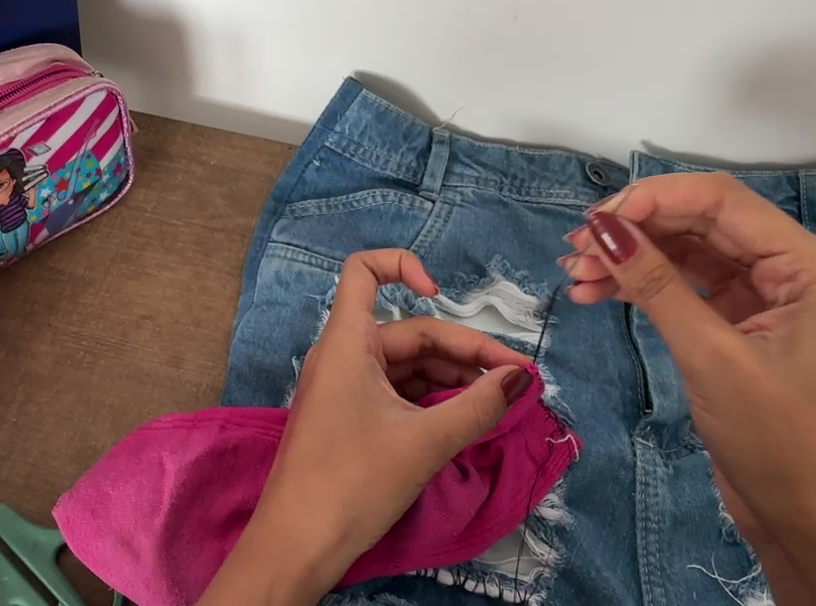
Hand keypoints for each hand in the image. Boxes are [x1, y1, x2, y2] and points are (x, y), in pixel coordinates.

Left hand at [198, 249, 532, 604]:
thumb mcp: (424, 443)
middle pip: (410, 329)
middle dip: (464, 349)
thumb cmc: (352, 483)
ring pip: (409, 363)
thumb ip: (477, 406)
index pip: (364, 270)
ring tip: (501, 398)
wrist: (296, 550)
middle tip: (516, 377)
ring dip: (454, 376)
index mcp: (348, 341)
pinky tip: (468, 414)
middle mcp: (345, 353)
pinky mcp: (353, 416)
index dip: (402, 266)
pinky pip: (400, 390)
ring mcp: (348, 386)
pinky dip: (434, 398)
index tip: (440, 293)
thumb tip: (520, 378)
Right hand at [563, 173, 815, 605]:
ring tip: (576, 276)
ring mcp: (769, 297)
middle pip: (701, 221)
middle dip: (635, 230)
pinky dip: (644, 287)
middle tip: (575, 252)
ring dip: (632, 258)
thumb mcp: (713, 359)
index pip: (721, 200)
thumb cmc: (784, 448)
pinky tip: (599, 293)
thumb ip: (656, 284)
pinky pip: (688, 286)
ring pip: (688, 252)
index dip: (652, 199)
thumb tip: (601, 227)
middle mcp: (792, 269)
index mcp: (809, 266)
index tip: (593, 222)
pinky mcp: (746, 325)